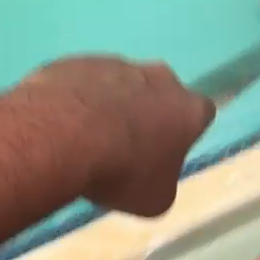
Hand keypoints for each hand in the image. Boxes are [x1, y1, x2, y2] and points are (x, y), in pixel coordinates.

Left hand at [11, 56, 214, 215]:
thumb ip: (163, 180)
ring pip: (119, 85)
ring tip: (86, 139)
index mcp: (188, 110)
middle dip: (148, 113)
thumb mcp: (156, 198)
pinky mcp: (74, 61)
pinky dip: (76, 99)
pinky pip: (82, 81)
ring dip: (110, 106)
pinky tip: (60, 126)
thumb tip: (153, 175)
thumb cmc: (121, 172)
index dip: (185, 132)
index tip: (168, 150)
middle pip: (161, 92)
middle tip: (127, 145)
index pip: (201, 114)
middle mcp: (159, 78)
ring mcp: (116, 64)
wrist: (58, 138)